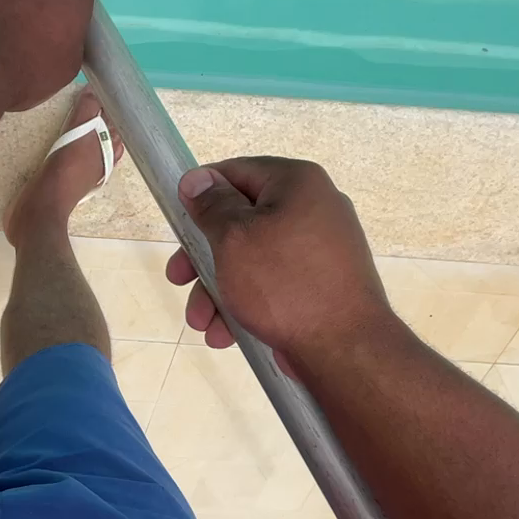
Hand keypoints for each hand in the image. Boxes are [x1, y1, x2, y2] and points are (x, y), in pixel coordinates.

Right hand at [165, 157, 399, 362]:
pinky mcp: (317, 283)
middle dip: (201, 259)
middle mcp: (311, 208)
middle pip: (237, 223)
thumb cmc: (282, 283)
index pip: (236, 172)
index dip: (201, 195)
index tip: (176, 224)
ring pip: (248, 260)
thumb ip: (211, 206)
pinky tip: (225, 334)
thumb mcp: (234, 239)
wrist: (343, 346)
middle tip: (178, 281)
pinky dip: (242, 305)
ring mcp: (317, 248)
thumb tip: (196, 178)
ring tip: (202, 324)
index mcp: (296, 184)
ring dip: (215, 292)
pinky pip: (269, 285)